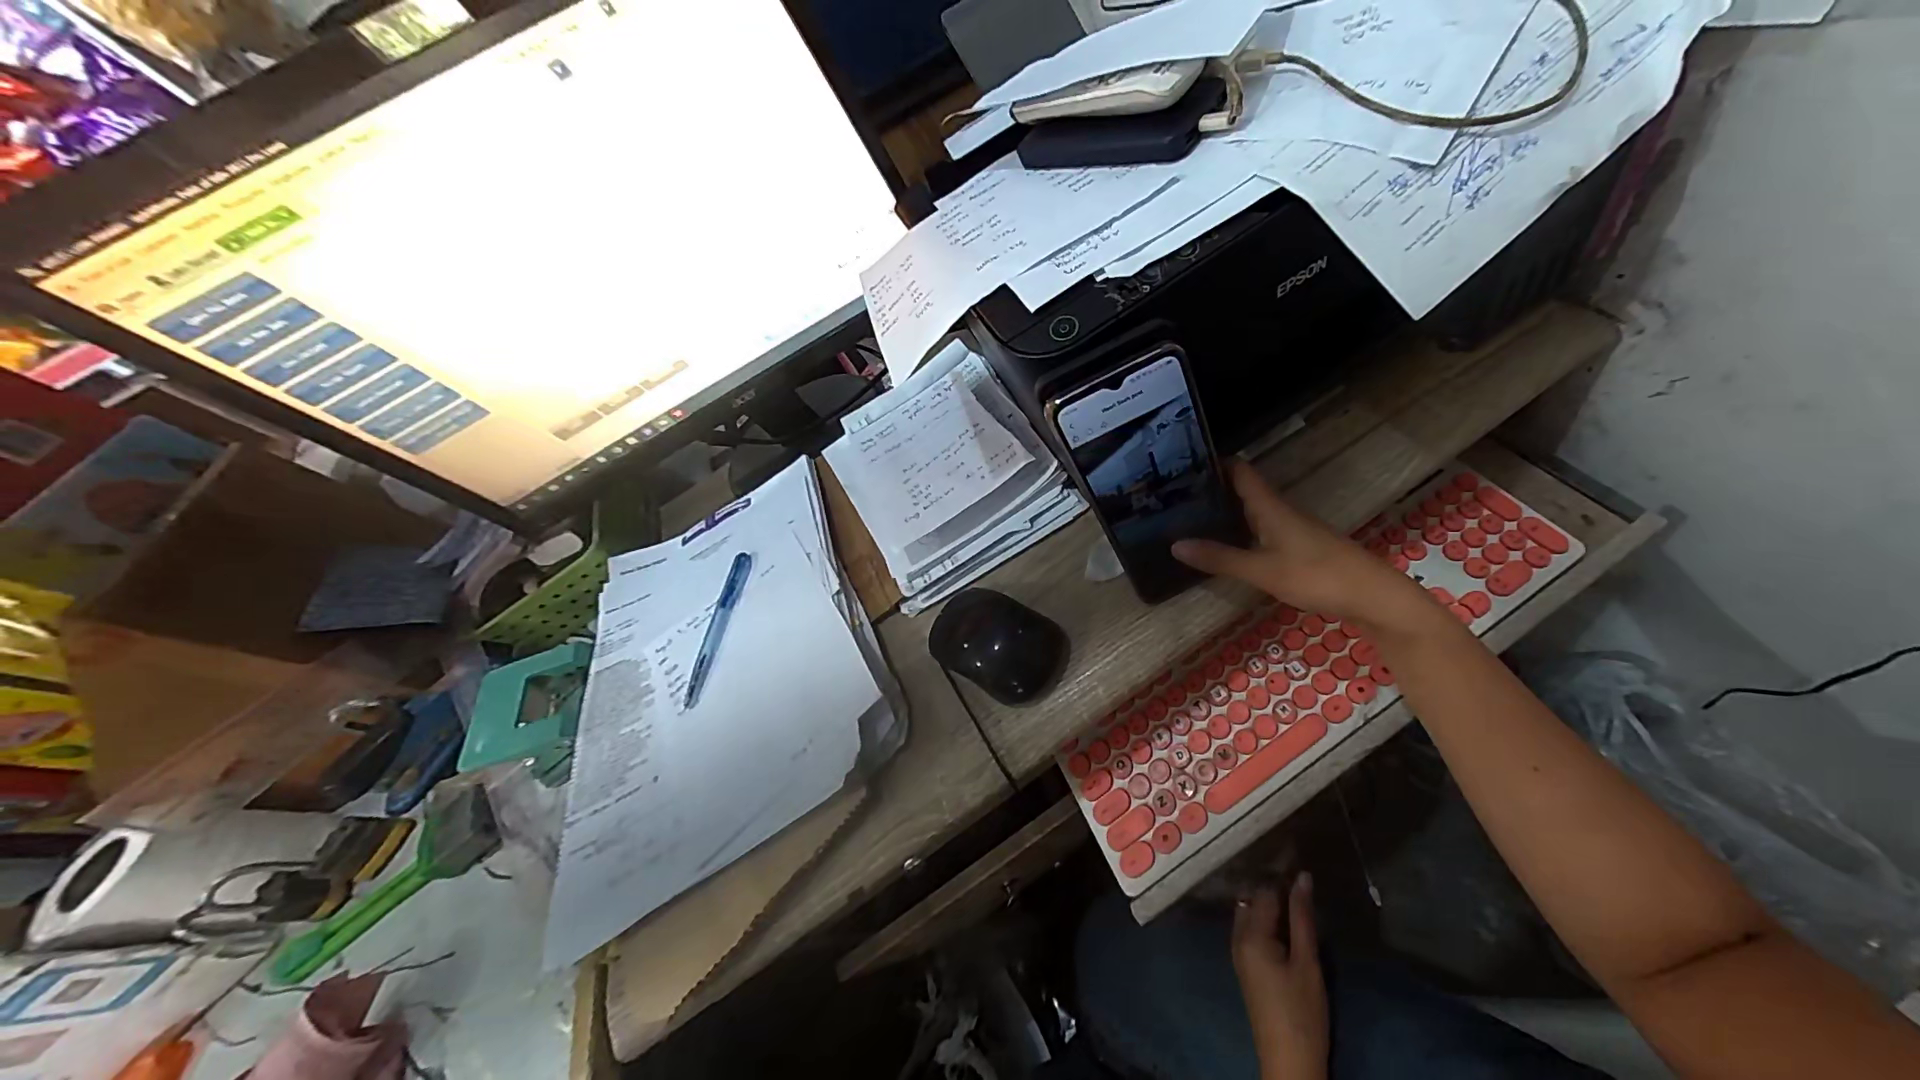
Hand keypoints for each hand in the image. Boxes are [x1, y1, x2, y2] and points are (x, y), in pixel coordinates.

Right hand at [1174, 461, 1436, 639]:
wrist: (1374, 598)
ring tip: (1191, 519)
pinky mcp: (1300, 548)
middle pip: (1244, 491)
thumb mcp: (1262, 570)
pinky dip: (1241, 532)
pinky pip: (1262, 530)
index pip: (1241, 472)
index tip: (1183, 463)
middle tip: (1175, 496)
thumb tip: (1175, 544)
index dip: (1214, 462)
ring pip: (1253, 512)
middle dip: (1212, 490)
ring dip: (1225, 512)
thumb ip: (1220, 558)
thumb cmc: (1317, 576)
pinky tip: (1227, 546)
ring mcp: (1293, 530)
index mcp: (1271, 508)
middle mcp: (1281, 512)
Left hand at [1233, 876, 1329, 1079]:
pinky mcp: (1246, 965)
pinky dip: (1267, 919)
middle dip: (1272, 886)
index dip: (1280, 875)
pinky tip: (1285, 919)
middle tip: (1297, 871)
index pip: (1264, 892)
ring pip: (1250, 914)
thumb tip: (1303, 877)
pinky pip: (1252, 929)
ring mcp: (1238, 952)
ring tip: (1294, 890)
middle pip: (1252, 900)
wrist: (1288, 1061)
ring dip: (1269, 902)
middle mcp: (1237, 937)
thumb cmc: (1302, 1012)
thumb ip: (1303, 919)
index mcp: (1249, 934)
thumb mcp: (1308, 963)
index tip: (1298, 859)